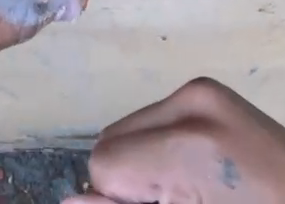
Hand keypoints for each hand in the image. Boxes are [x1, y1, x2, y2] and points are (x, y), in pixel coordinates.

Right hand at [65, 78, 284, 203]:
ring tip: (199, 197)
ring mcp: (207, 92)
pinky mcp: (215, 95)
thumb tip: (69, 201)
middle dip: (133, 183)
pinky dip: (166, 155)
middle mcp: (194, 98)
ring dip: (149, 169)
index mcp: (191, 136)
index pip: (104, 161)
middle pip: (113, 140)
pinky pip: (159, 123)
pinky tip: (206, 181)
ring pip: (133, 131)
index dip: (122, 200)